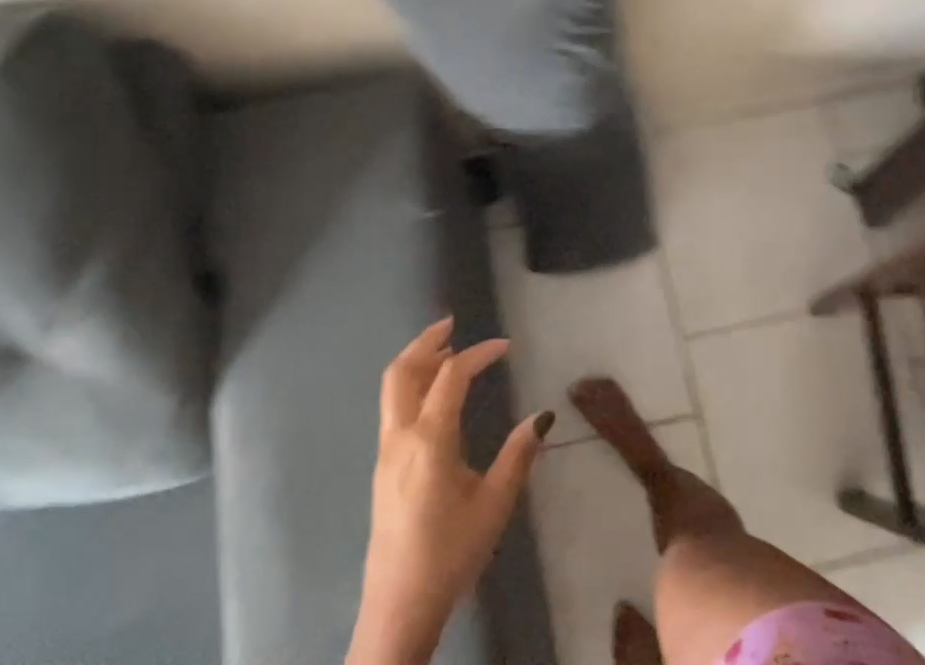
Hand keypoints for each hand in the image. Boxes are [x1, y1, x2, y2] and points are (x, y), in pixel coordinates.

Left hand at [347, 317, 552, 664]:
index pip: (451, 376)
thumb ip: (517, 456)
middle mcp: (400, 436)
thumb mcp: (495, 505)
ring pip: (392, 388)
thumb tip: (542, 416)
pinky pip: (392, 408)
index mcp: (429, 440)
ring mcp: (385, 451)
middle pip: (402, 370)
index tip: (505, 346)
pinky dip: (410, 385)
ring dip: (416, 361)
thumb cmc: (451, 553)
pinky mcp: (383, 466)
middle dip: (427, 341)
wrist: (399, 601)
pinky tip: (433, 397)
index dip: (479, 353)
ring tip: (445, 351)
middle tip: (452, 324)